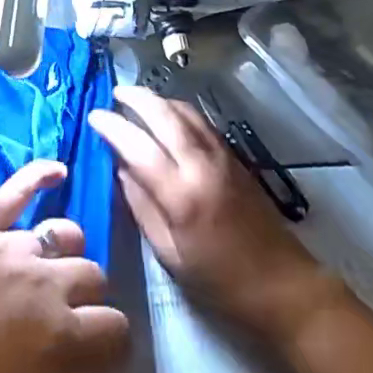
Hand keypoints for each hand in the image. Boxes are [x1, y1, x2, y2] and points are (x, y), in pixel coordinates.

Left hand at [0, 160, 128, 372]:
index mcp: (54, 335)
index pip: (116, 332)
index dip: (110, 355)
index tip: (91, 372)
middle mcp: (43, 280)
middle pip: (96, 277)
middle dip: (89, 308)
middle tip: (63, 335)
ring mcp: (8, 247)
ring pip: (67, 235)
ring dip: (67, 260)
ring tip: (49, 284)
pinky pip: (15, 191)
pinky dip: (38, 176)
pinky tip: (57, 170)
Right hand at [88, 87, 347, 349]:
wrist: (278, 279)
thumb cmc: (218, 279)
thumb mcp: (170, 254)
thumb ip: (143, 207)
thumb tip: (122, 170)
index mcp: (181, 194)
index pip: (139, 148)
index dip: (114, 128)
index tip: (94, 116)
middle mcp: (202, 164)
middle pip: (166, 116)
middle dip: (138, 99)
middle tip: (115, 93)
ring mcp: (222, 155)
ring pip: (187, 113)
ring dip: (160, 100)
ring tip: (137, 99)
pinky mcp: (235, 156)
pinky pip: (202, 122)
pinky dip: (181, 111)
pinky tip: (170, 116)